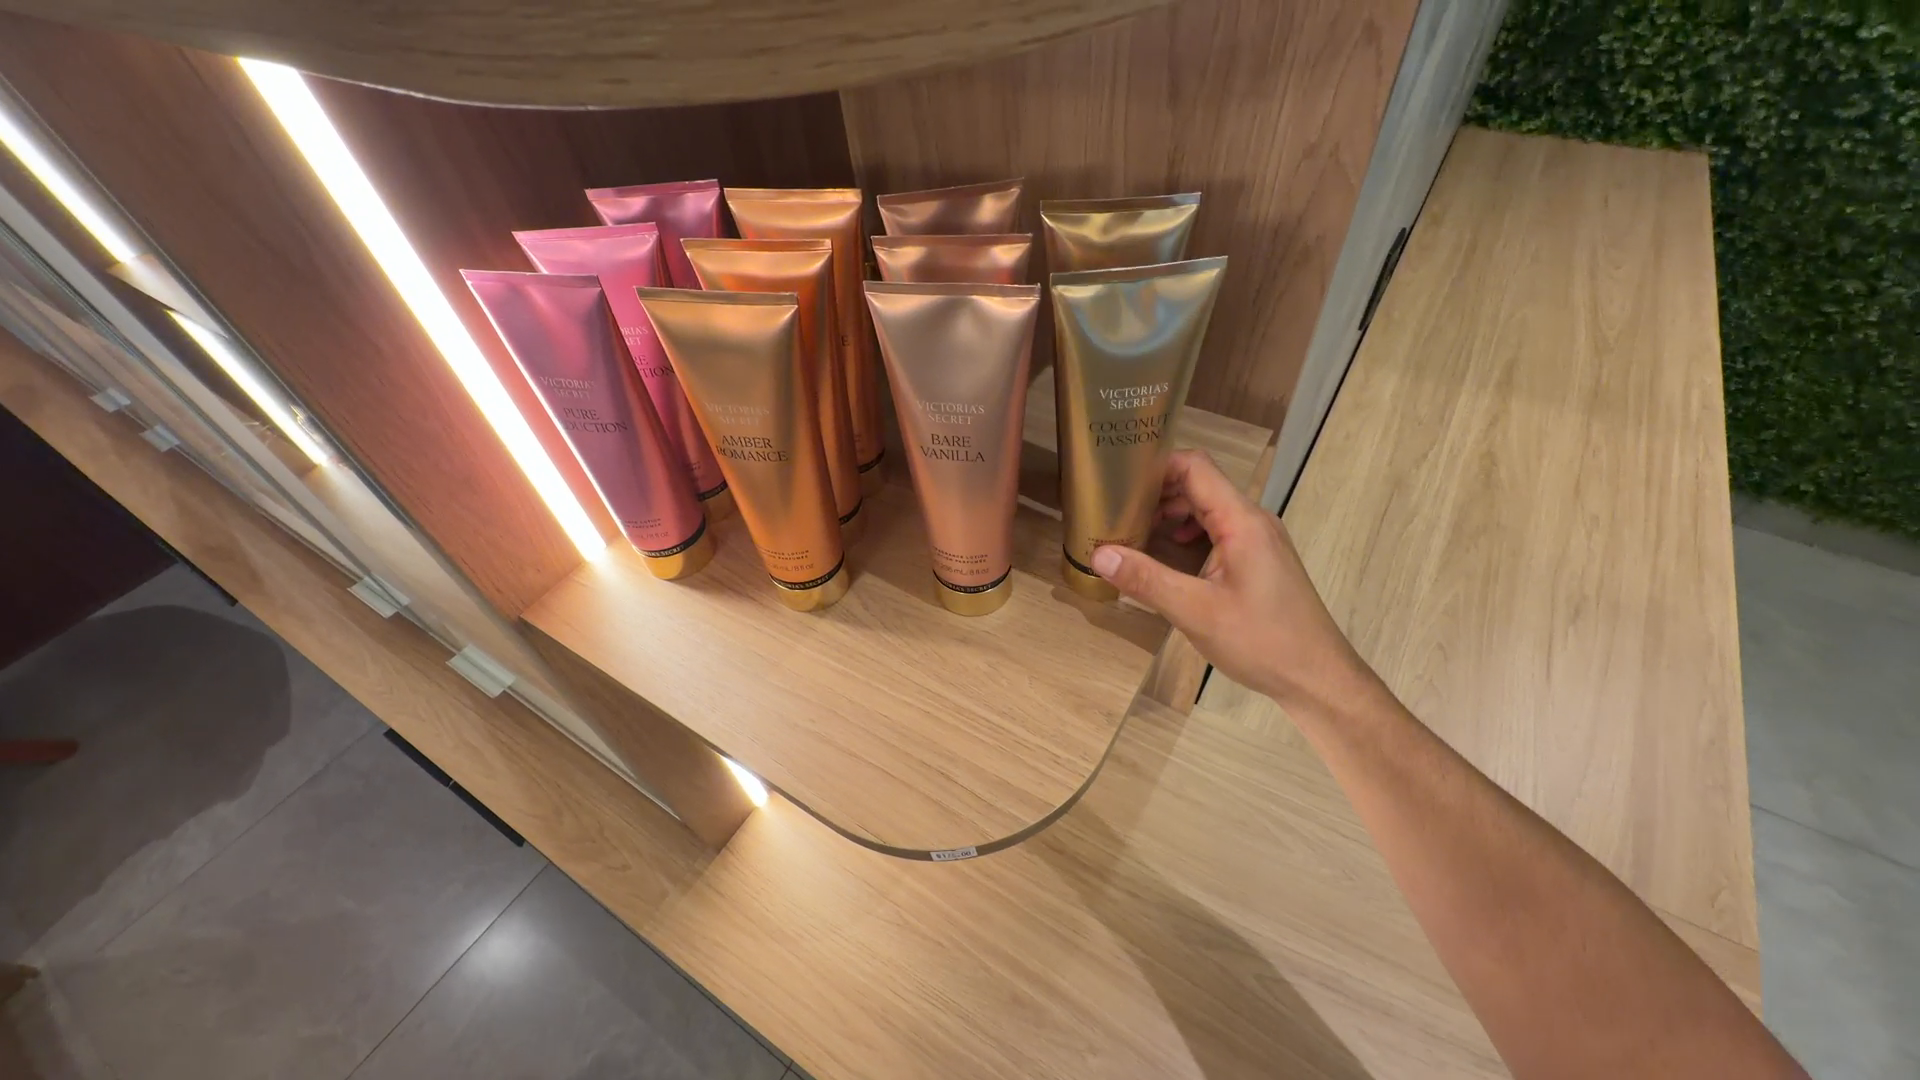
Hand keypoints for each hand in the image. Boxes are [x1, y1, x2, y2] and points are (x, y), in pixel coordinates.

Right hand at [1089, 450, 1375, 714]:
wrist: (1318, 678)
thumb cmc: (1263, 642)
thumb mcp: (1196, 612)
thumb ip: (1146, 580)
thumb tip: (1098, 554)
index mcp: (1241, 521)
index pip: (1195, 467)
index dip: (1155, 467)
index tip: (1118, 483)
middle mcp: (1252, 521)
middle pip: (1198, 485)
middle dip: (1156, 494)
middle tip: (1115, 512)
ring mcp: (1258, 541)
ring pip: (1207, 509)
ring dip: (1170, 516)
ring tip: (1132, 535)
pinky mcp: (1258, 560)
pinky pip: (1217, 532)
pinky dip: (1187, 536)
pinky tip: (1166, 558)